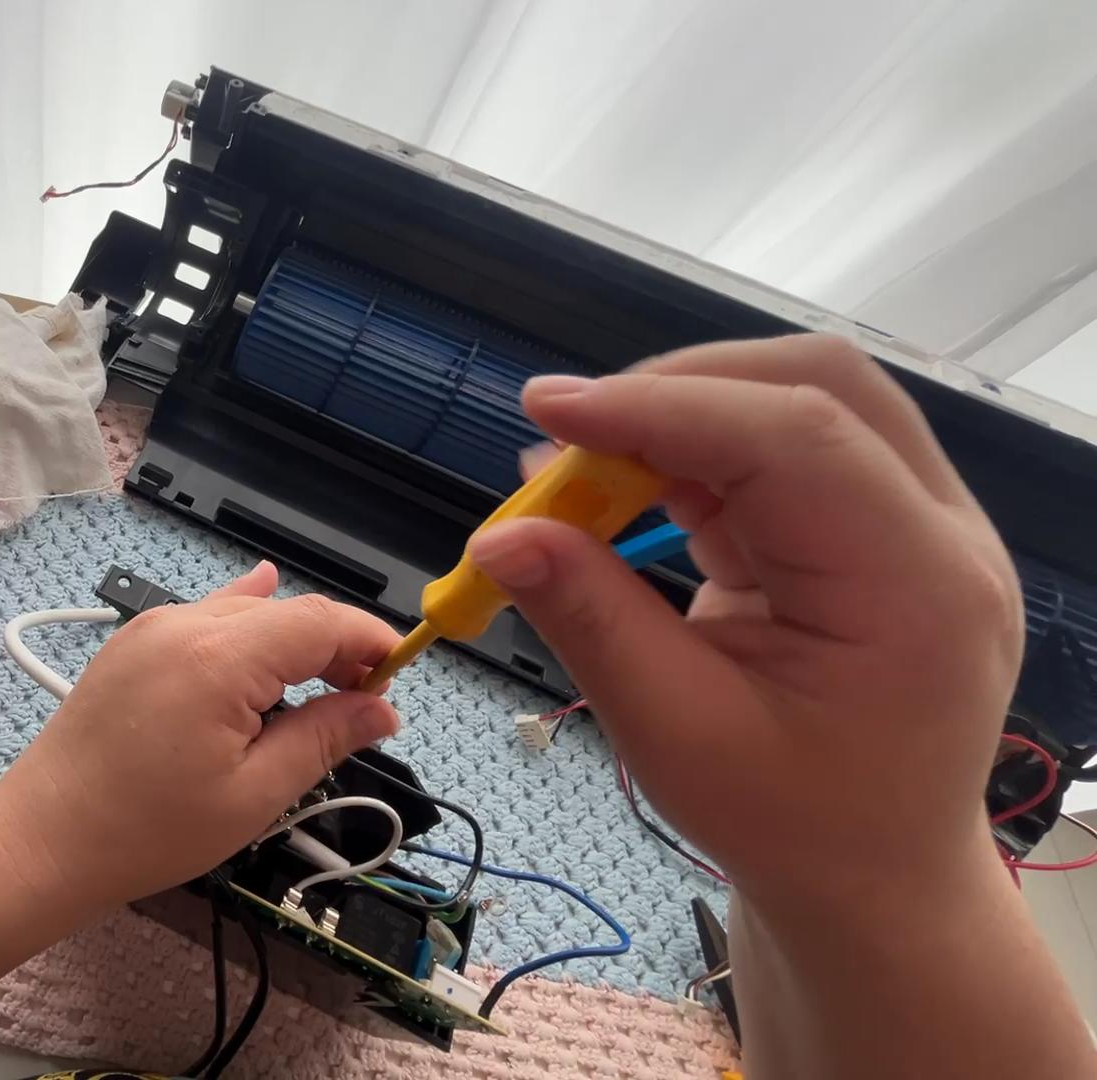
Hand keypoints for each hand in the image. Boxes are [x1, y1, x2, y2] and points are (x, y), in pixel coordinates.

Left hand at [0, 562, 401, 912]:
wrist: (43, 837)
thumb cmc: (149, 829)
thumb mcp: (253, 795)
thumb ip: (324, 738)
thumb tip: (383, 709)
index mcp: (219, 655)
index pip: (318, 621)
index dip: (369, 641)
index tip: (398, 678)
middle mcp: (184, 621)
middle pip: (284, 611)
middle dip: (334, 645)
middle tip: (362, 700)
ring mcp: (151, 626)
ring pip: (243, 611)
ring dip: (289, 638)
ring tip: (318, 683)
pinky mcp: (132, 642)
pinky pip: (202, 616)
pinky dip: (242, 620)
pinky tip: (258, 599)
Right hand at [468, 334, 1024, 909]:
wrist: (866, 866)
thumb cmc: (782, 814)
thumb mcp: (667, 727)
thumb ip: (585, 618)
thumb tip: (498, 539)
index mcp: (913, 587)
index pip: (792, 440)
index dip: (658, 409)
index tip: (545, 409)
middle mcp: (929, 533)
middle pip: (813, 388)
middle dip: (672, 390)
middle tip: (566, 431)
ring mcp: (897, 523)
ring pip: (787, 404)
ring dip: (669, 416)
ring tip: (577, 464)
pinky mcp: (847, 527)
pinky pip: (760, 451)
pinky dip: (674, 452)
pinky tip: (613, 487)